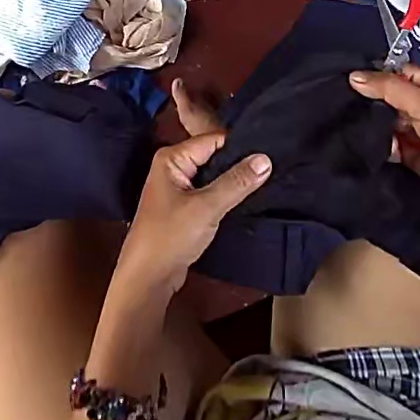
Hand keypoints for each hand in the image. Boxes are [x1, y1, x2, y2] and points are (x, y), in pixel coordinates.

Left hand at [114, 133, 269, 295]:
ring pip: (214, 174)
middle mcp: (173, 167)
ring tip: (265, 179)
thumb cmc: (169, 238)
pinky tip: (246, 196)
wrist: (147, 279)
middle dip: (239, 162)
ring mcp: (178, 187)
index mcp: (172, 158)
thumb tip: (265, 159)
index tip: (268, 151)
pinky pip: (211, 190)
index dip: (240, 146)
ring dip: (234, 179)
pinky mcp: (185, 205)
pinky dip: (226, 193)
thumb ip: (237, 182)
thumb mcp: (206, 207)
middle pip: (215, 155)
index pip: (214, 140)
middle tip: (272, 166)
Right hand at [349, 66, 419, 209]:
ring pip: (386, 125)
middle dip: (371, 105)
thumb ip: (389, 89)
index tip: (349, 82)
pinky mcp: (414, 156)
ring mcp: (418, 131)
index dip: (375, 78)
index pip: (395, 75)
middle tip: (346, 108)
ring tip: (357, 129)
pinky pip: (391, 148)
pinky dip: (382, 148)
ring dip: (375, 128)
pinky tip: (372, 147)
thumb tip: (355, 76)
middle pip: (388, 101)